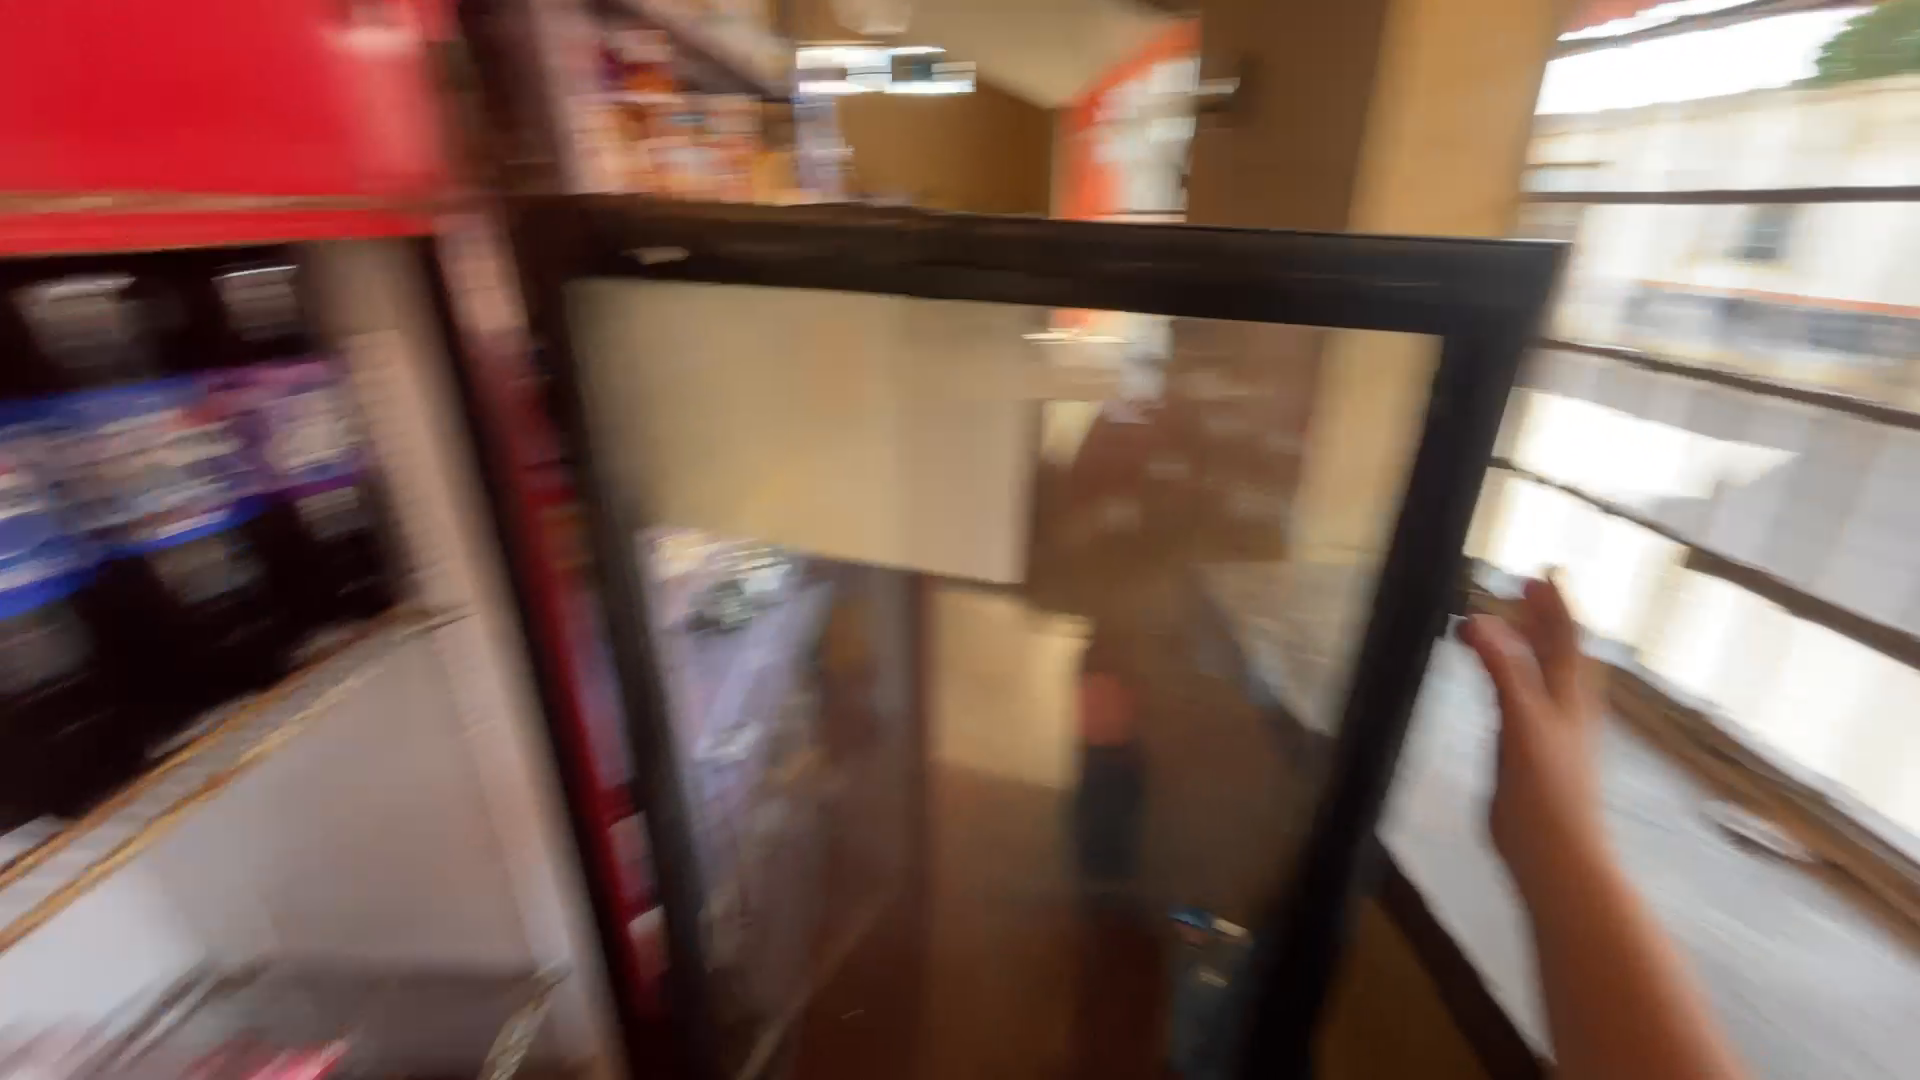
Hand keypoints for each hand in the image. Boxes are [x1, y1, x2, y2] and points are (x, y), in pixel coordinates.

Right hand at [1459, 575, 1608, 896]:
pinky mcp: (1527, 750)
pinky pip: (1520, 697)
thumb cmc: (1545, 789)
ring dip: (1526, 644)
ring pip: (1541, 675)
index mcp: (1571, 697)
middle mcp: (1565, 707)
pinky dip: (1508, 675)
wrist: (1554, 854)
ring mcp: (1548, 730)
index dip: (1557, 605)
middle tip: (1521, 589)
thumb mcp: (1523, 722)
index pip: (1567, 639)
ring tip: (1504, 625)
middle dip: (1542, 619)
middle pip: (1557, 653)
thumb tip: (1477, 620)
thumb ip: (1503, 670)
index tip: (1544, 572)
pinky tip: (1495, 682)